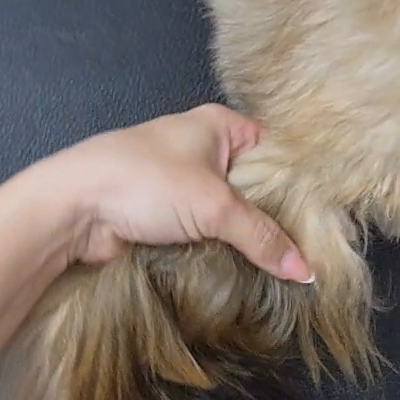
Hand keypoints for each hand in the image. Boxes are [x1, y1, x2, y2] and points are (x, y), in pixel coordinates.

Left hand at [23, 104, 313, 280]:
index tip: (326, 224)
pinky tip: (245, 273)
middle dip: (275, 221)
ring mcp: (183, 184)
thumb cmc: (145, 183)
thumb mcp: (214, 206)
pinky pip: (206, 234)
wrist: (73, 208)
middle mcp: (204, 150)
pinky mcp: (165, 216)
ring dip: (245, 241)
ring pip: (230, 216)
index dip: (300, 188)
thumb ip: (263, 237)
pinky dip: (221, 251)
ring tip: (283, 271)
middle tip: (309, 255)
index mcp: (220, 127)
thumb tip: (305, 269)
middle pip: (255, 188)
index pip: (276, 154)